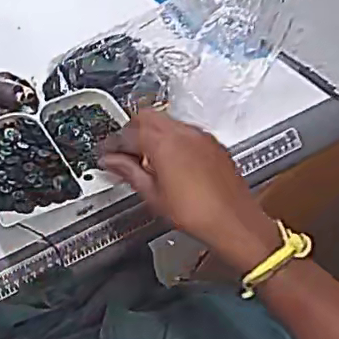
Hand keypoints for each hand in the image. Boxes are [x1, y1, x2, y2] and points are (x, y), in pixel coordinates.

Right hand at [99, 108, 282, 270]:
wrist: (231, 221)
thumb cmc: (197, 213)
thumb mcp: (152, 194)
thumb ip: (128, 172)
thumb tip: (112, 162)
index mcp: (163, 143)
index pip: (127, 133)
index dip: (112, 144)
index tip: (107, 154)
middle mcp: (183, 133)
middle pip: (146, 117)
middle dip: (130, 131)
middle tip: (122, 151)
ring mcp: (200, 136)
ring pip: (166, 121)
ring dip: (151, 134)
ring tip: (144, 158)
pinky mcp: (212, 144)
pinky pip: (184, 131)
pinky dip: (170, 139)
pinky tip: (168, 162)